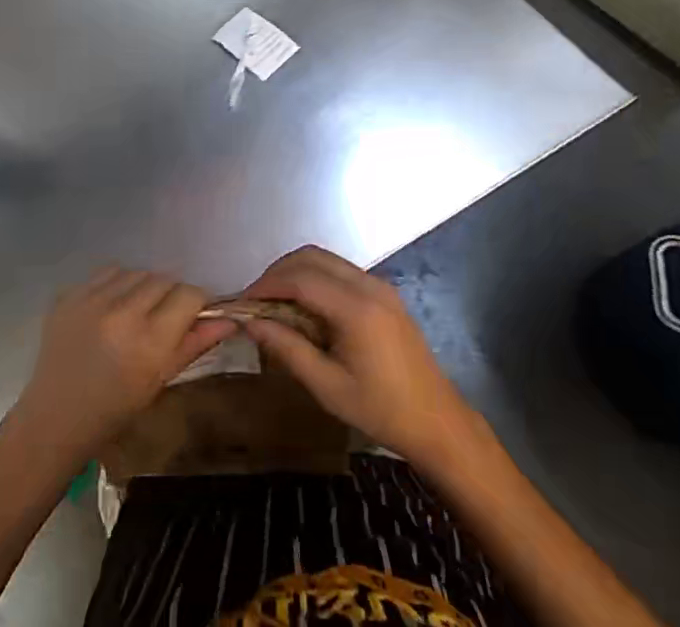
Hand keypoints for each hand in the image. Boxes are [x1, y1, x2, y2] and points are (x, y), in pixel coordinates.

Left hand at [14, 266, 235, 451]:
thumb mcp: (161, 379)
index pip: (190, 295)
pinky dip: (116, 284)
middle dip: (171, 295)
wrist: (57, 415)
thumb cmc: (116, 407)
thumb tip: (229, 319)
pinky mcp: (69, 295)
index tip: (194, 315)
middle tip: (163, 318)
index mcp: (149, 340)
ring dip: (143, 287)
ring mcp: (91, 300)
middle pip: (164, 279)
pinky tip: (112, 307)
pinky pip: (106, 273)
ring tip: (136, 312)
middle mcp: (121, 312)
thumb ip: (195, 343)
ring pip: (136, 272)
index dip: (197, 303)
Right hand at [240, 246, 485, 466]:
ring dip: (295, 273)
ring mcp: (380, 286)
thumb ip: (287, 348)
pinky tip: (303, 307)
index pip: (300, 278)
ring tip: (274, 304)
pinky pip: (340, 272)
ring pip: (326, 260)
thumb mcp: (326, 386)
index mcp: (357, 309)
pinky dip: (314, 279)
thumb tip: (250, 323)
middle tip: (255, 301)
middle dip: (278, 273)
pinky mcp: (384, 294)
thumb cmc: (380, 410)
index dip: (266, 285)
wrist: (437, 421)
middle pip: (312, 257)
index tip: (242, 303)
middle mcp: (370, 286)